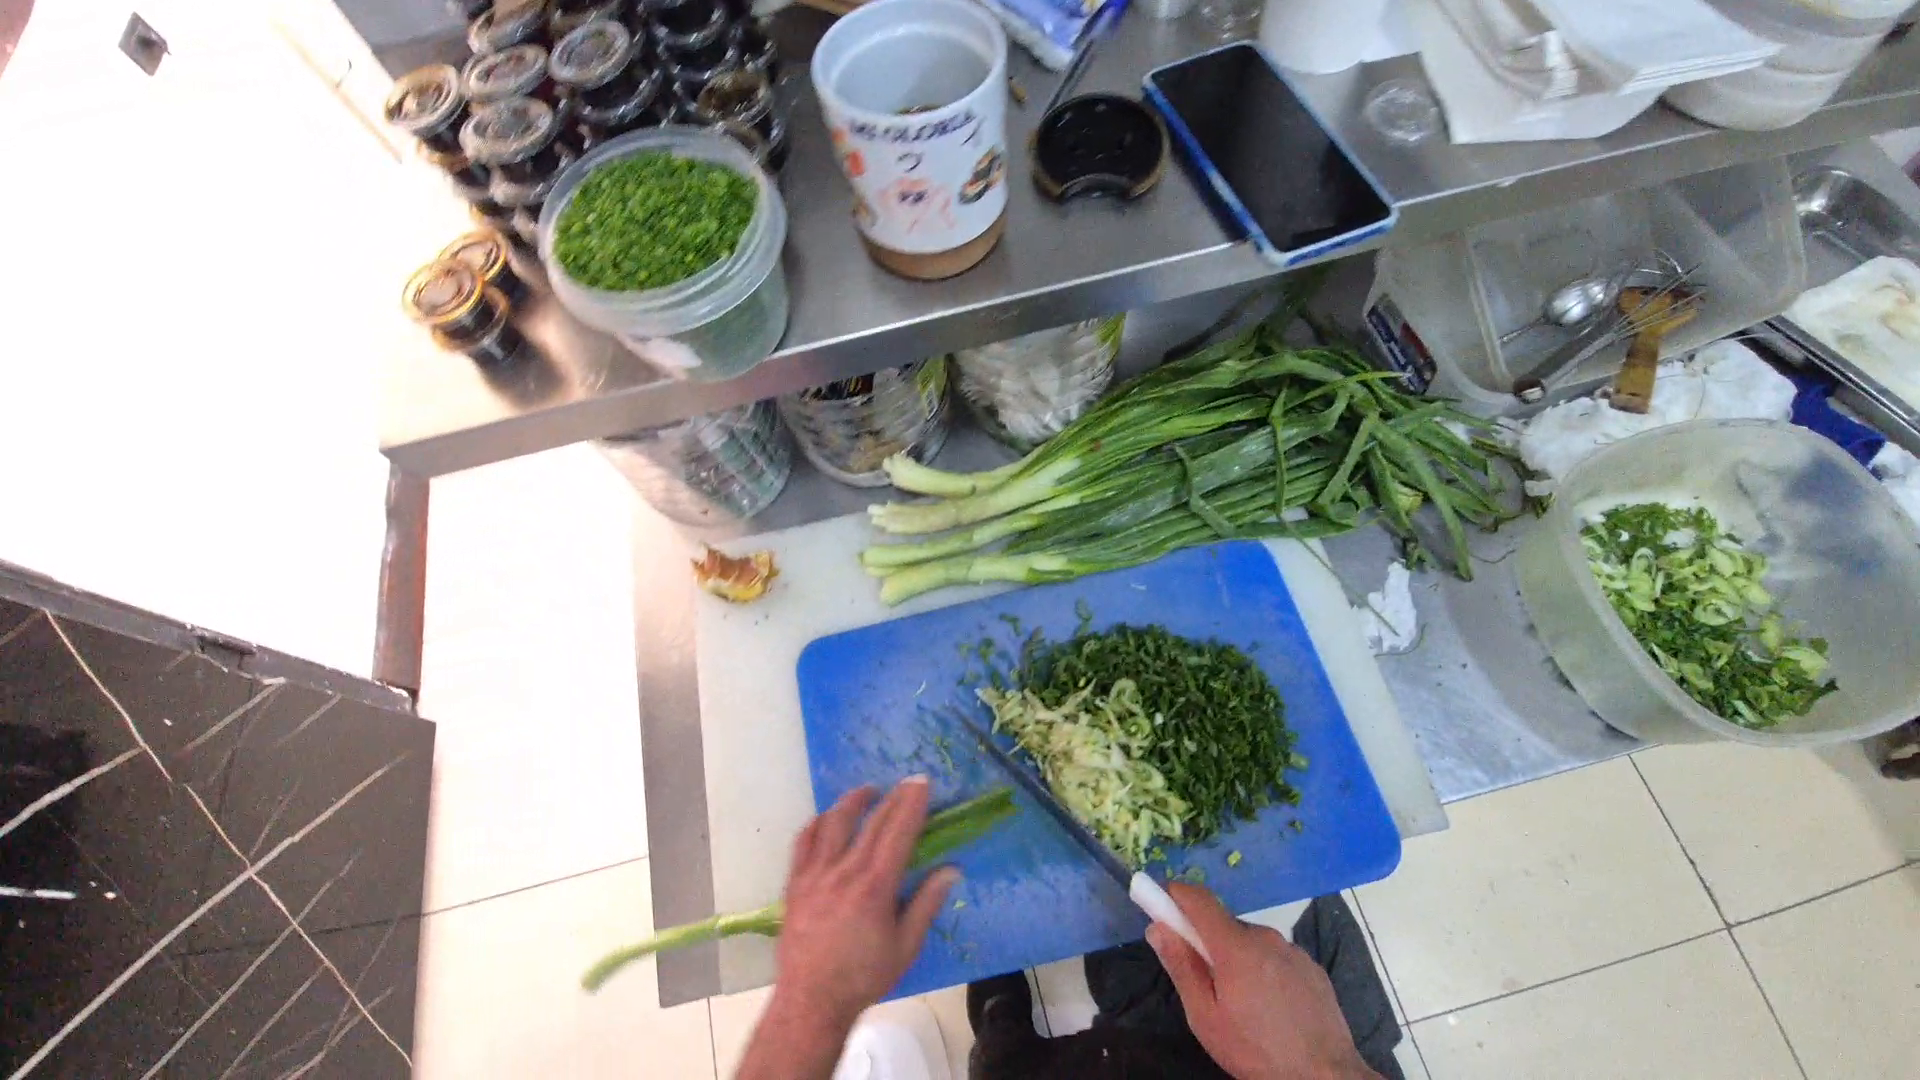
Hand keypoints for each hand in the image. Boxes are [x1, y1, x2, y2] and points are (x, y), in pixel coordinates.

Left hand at [739, 777, 960, 1079]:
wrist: (811, 1001)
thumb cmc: (864, 976)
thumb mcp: (906, 946)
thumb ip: (927, 904)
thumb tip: (951, 870)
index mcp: (875, 886)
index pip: (898, 832)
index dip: (912, 804)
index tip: (921, 783)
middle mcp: (845, 871)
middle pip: (872, 822)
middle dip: (892, 797)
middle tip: (906, 782)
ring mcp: (815, 875)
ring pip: (834, 823)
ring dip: (853, 802)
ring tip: (868, 792)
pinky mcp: (795, 884)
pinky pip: (803, 842)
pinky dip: (816, 825)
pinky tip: (826, 820)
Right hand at [1146, 884, 1377, 1079]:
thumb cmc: (1257, 1052)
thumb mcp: (1206, 1018)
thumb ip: (1181, 967)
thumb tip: (1156, 928)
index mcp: (1235, 945)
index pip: (1198, 897)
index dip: (1175, 895)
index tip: (1162, 907)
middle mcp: (1265, 936)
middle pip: (1224, 924)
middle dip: (1209, 942)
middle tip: (1207, 983)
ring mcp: (1293, 950)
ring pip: (1252, 942)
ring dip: (1239, 958)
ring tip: (1246, 1004)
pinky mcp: (1313, 967)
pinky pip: (1277, 957)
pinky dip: (1266, 970)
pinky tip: (1274, 1008)